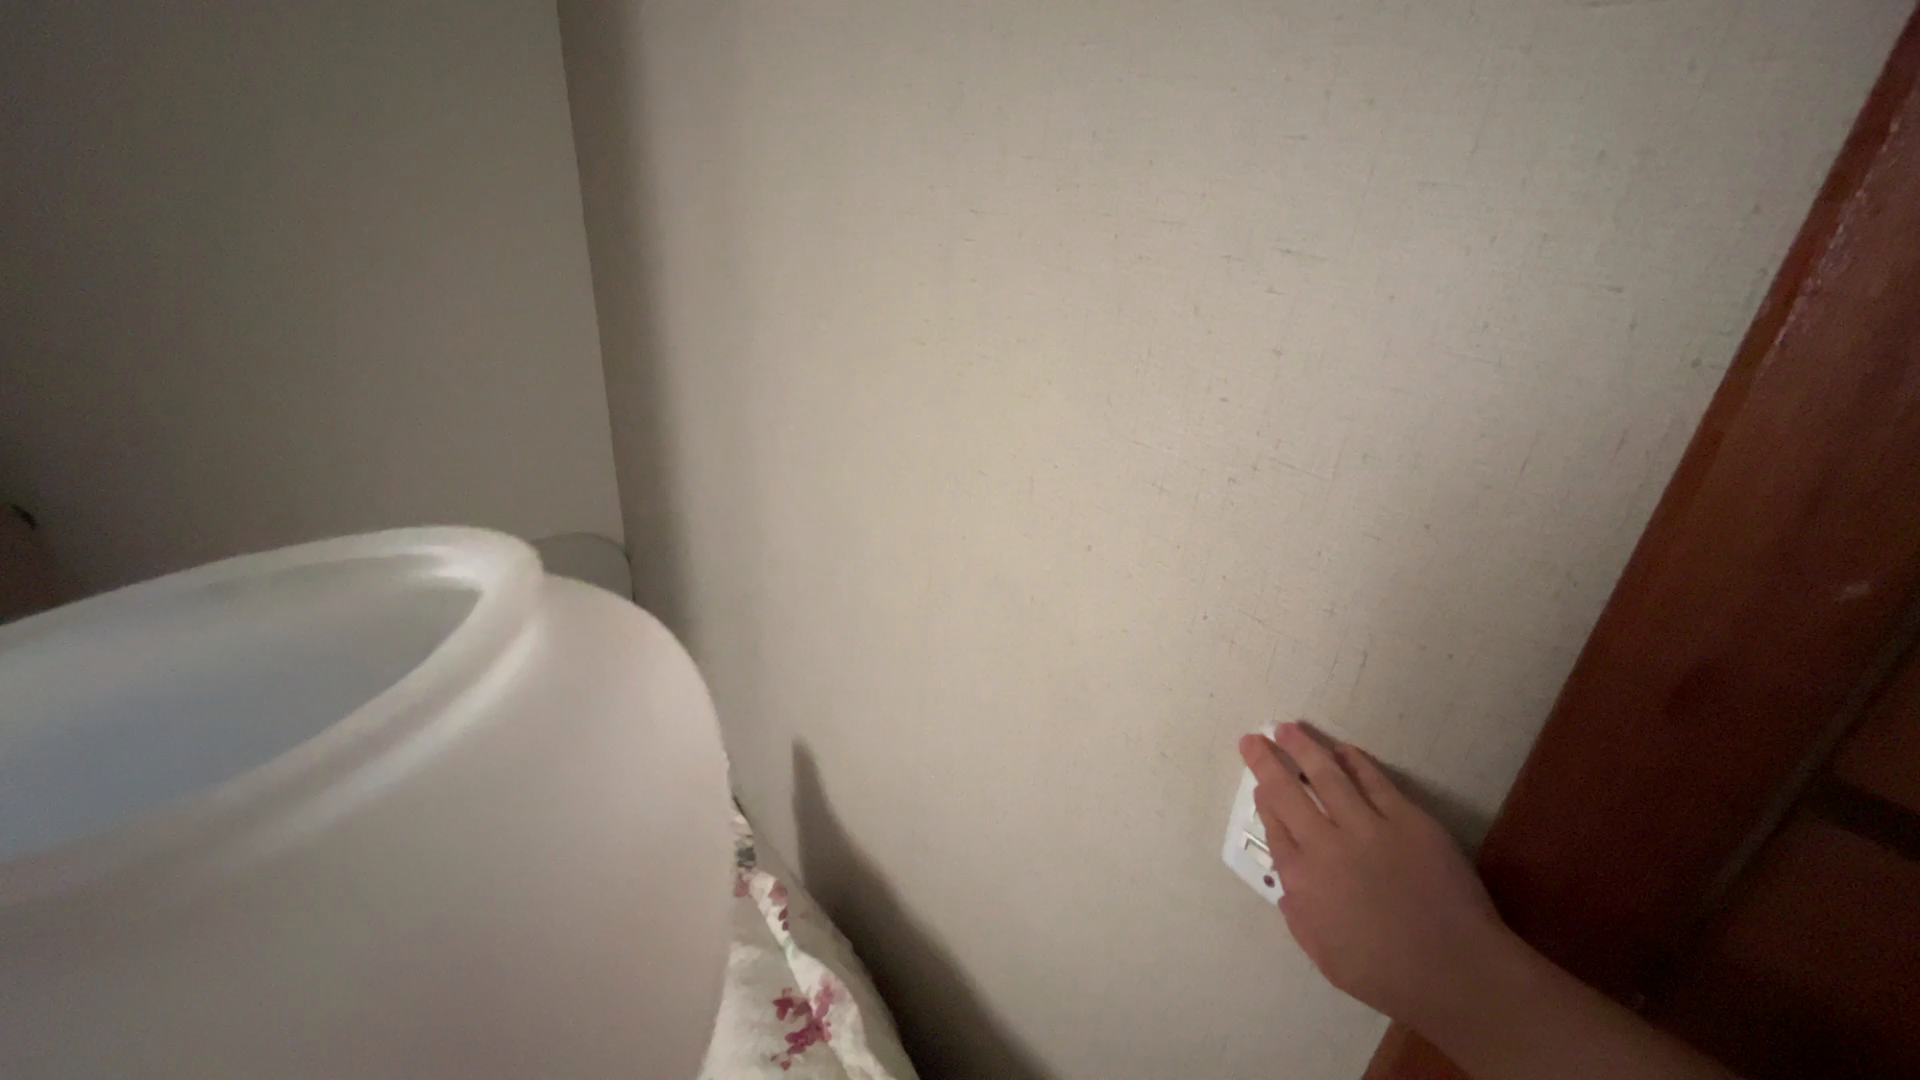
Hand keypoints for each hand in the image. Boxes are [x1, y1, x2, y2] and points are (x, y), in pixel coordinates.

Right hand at [1238, 723, 1520, 1028]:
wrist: (1458, 973)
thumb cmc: (1387, 974)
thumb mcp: (1323, 955)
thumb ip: (1298, 916)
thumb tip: (1289, 886)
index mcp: (1302, 880)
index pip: (1274, 827)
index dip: (1264, 800)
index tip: (1259, 785)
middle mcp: (1325, 845)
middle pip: (1287, 792)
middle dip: (1266, 761)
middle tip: (1253, 738)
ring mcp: (1367, 828)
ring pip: (1327, 775)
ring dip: (1304, 748)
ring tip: (1288, 728)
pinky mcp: (1408, 820)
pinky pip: (1374, 781)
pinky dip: (1355, 761)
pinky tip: (1342, 749)